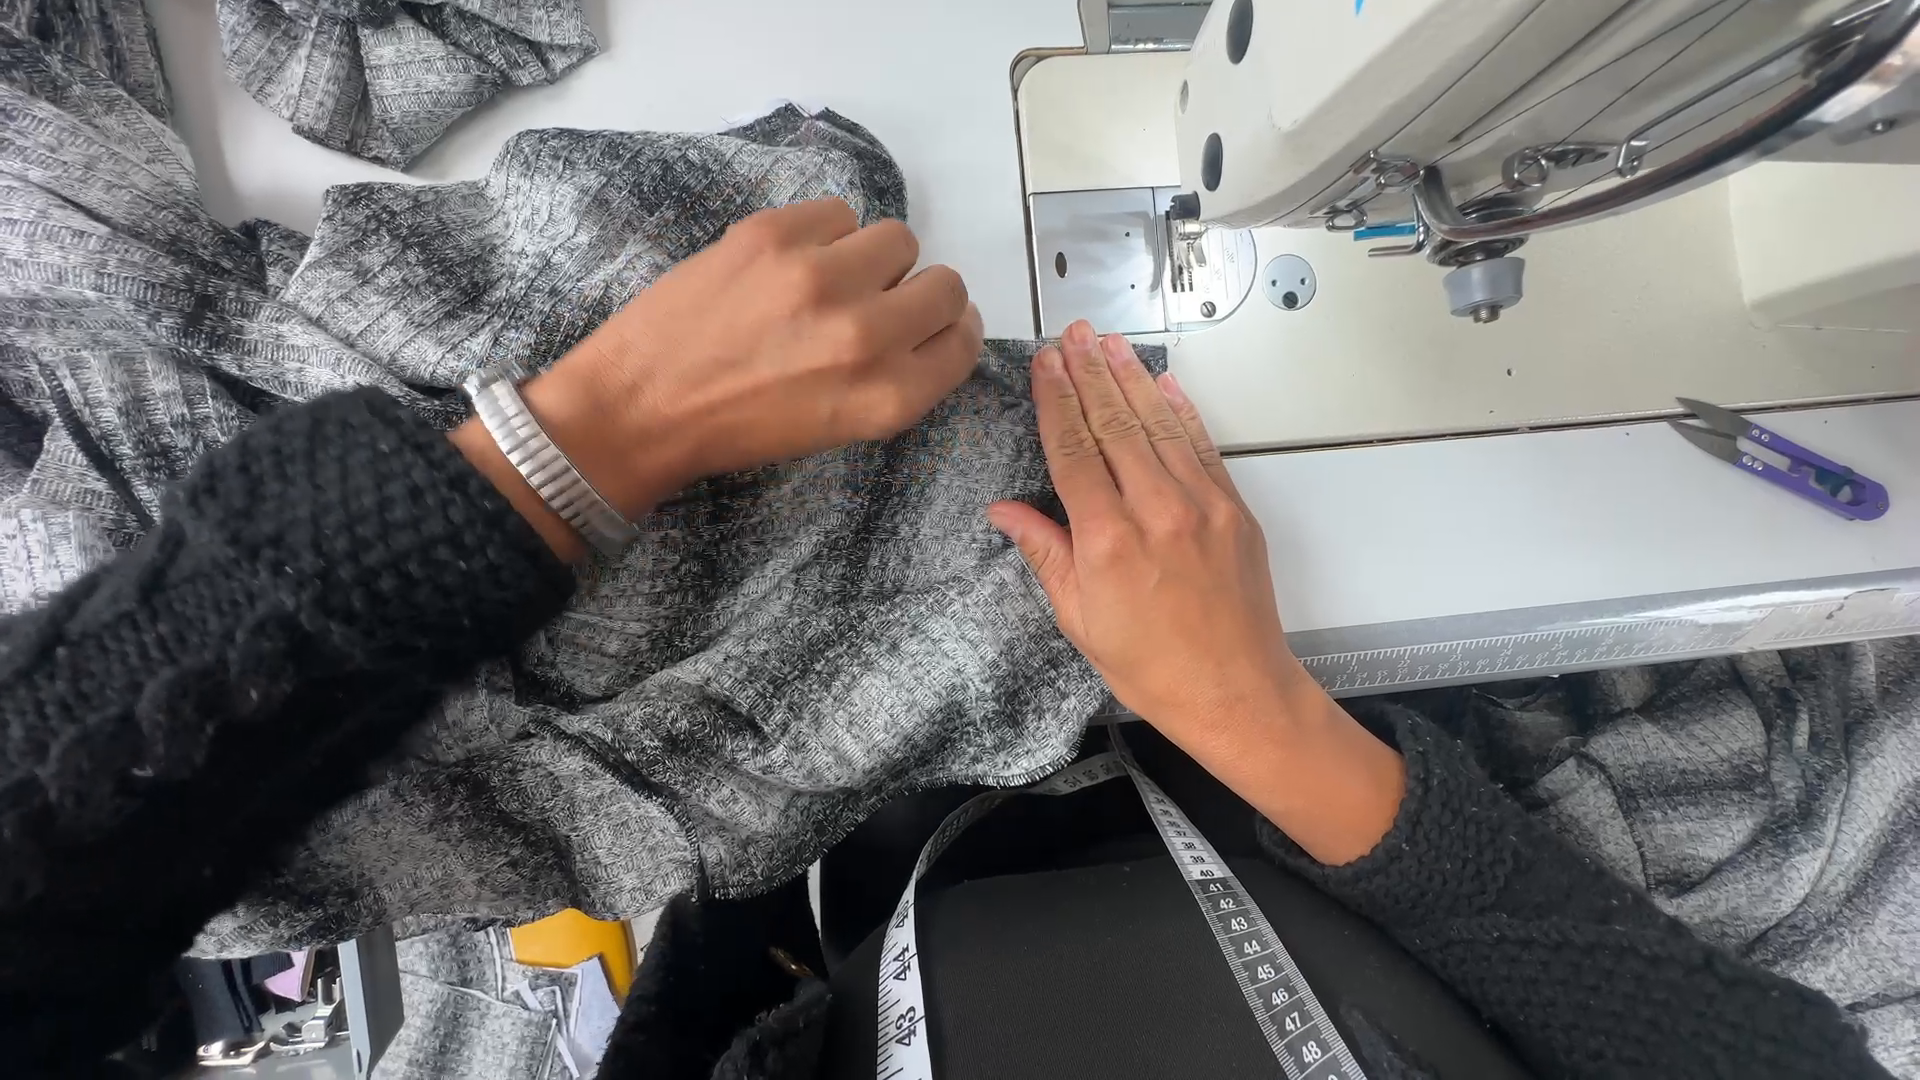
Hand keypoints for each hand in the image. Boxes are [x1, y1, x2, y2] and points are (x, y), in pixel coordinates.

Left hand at [455, 199, 982, 557]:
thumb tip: (928, 322)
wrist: (646, 406)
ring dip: (873, 259)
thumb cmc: (747, 430)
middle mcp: (868, 338)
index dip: (951, 330)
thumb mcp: (843, 428)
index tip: (930, 326)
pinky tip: (788, 264)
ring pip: (899, 239)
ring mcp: (821, 279)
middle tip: (877, 304)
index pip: (965, 341)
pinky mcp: (774, 235)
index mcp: (888, 399)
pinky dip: (825, 234)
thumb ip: (899, 379)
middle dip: (921, 294)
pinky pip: (839, 212)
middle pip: (947, 285)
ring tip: (827, 281)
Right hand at [988, 322, 1402, 863]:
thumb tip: (1004, 511)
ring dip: (1133, 380)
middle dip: (1091, 374)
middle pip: (1116, 425)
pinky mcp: (1234, 510)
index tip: (1046, 364)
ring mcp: (1202, 505)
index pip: (1074, 451)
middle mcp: (1156, 511)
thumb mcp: (1079, 618)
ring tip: (1111, 343)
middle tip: (1075, 334)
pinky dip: (1182, 413)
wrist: (1236, 693)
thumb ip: (1045, 553)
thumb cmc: (1149, 667)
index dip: (1056, 402)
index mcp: (1107, 540)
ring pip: (1160, 426)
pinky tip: (1165, 384)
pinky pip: (1203, 448)